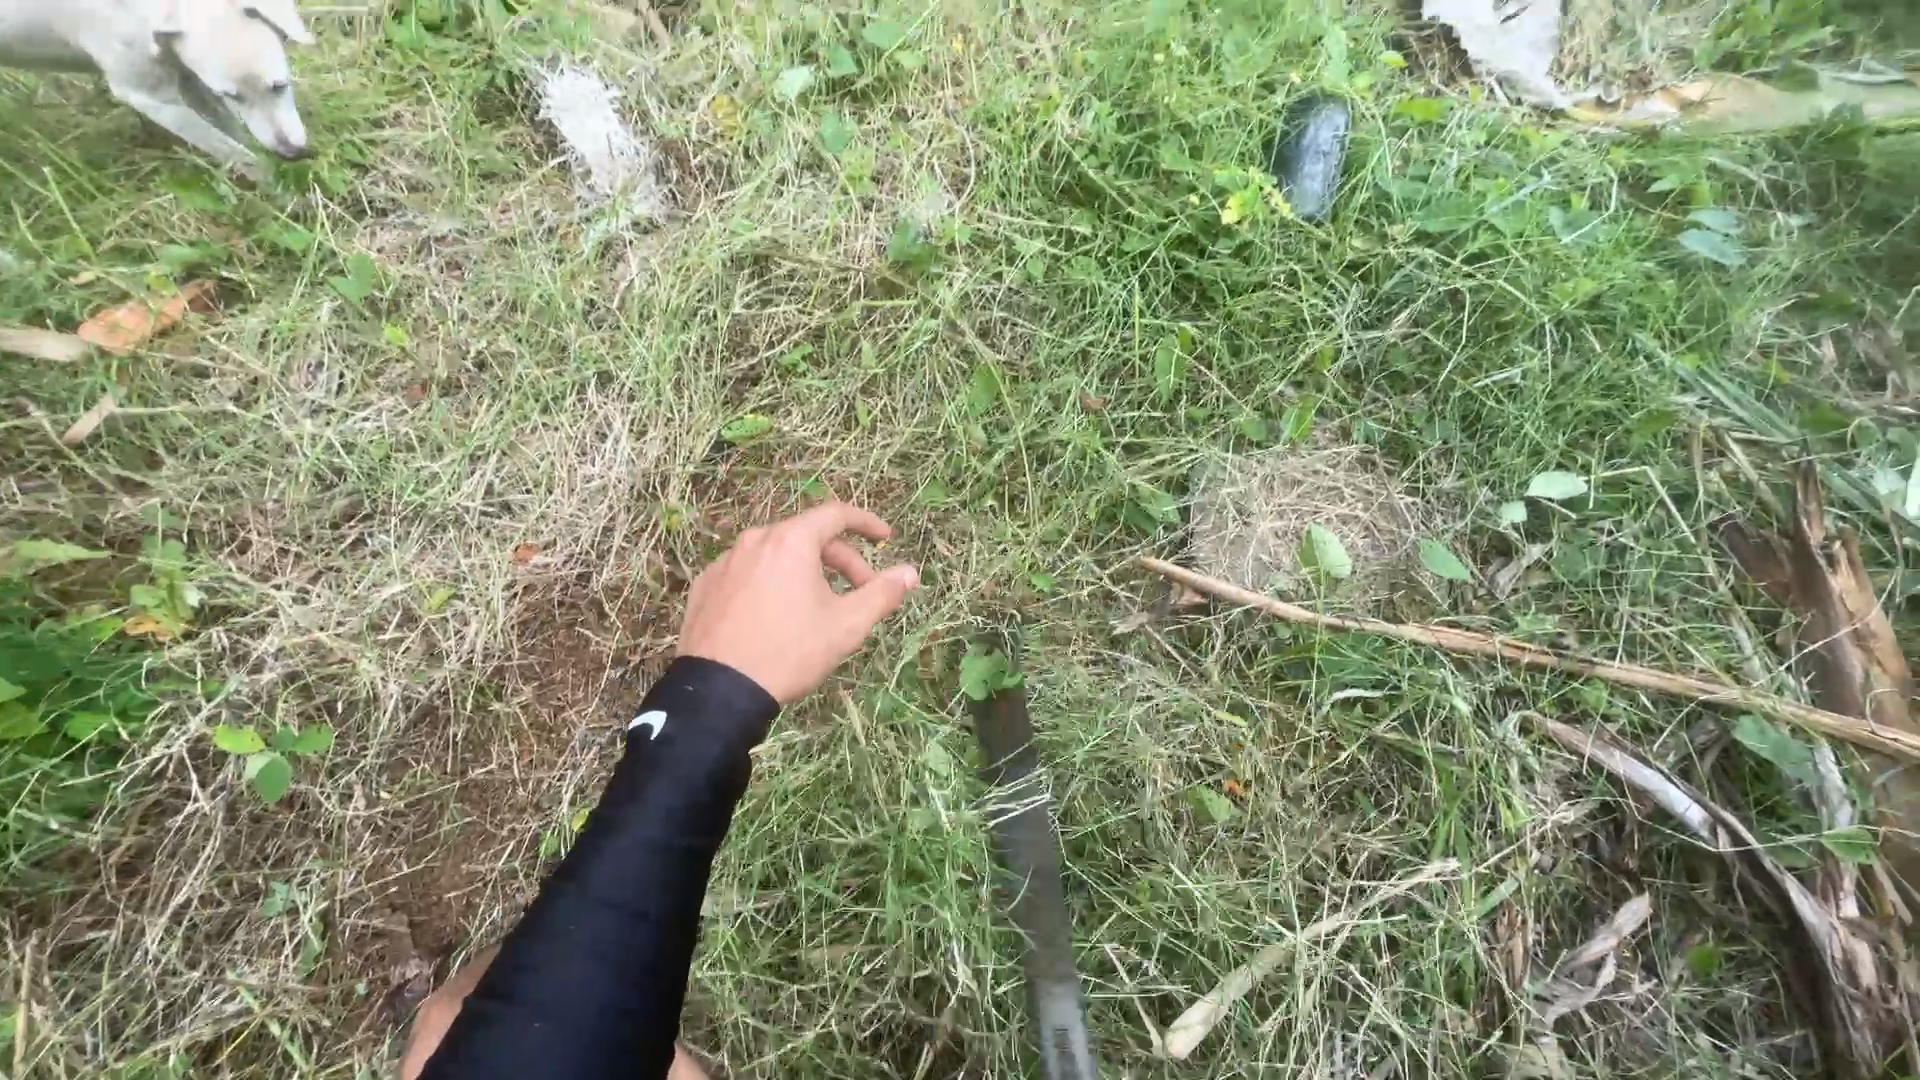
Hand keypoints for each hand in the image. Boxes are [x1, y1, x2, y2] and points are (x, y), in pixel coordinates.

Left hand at [676, 502, 919, 702]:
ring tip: (819, 606)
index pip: (836, 514)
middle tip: (861, 590)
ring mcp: (725, 562)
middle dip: (842, 560)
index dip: (867, 523)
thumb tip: (909, 572)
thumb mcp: (846, 625)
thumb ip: (882, 593)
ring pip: (777, 555)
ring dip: (806, 571)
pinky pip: (749, 572)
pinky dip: (772, 583)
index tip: (885, 539)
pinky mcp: (705, 586)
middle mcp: (755, 541)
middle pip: (808, 537)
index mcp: (790, 541)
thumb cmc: (790, 651)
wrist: (718, 691)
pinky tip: (778, 615)